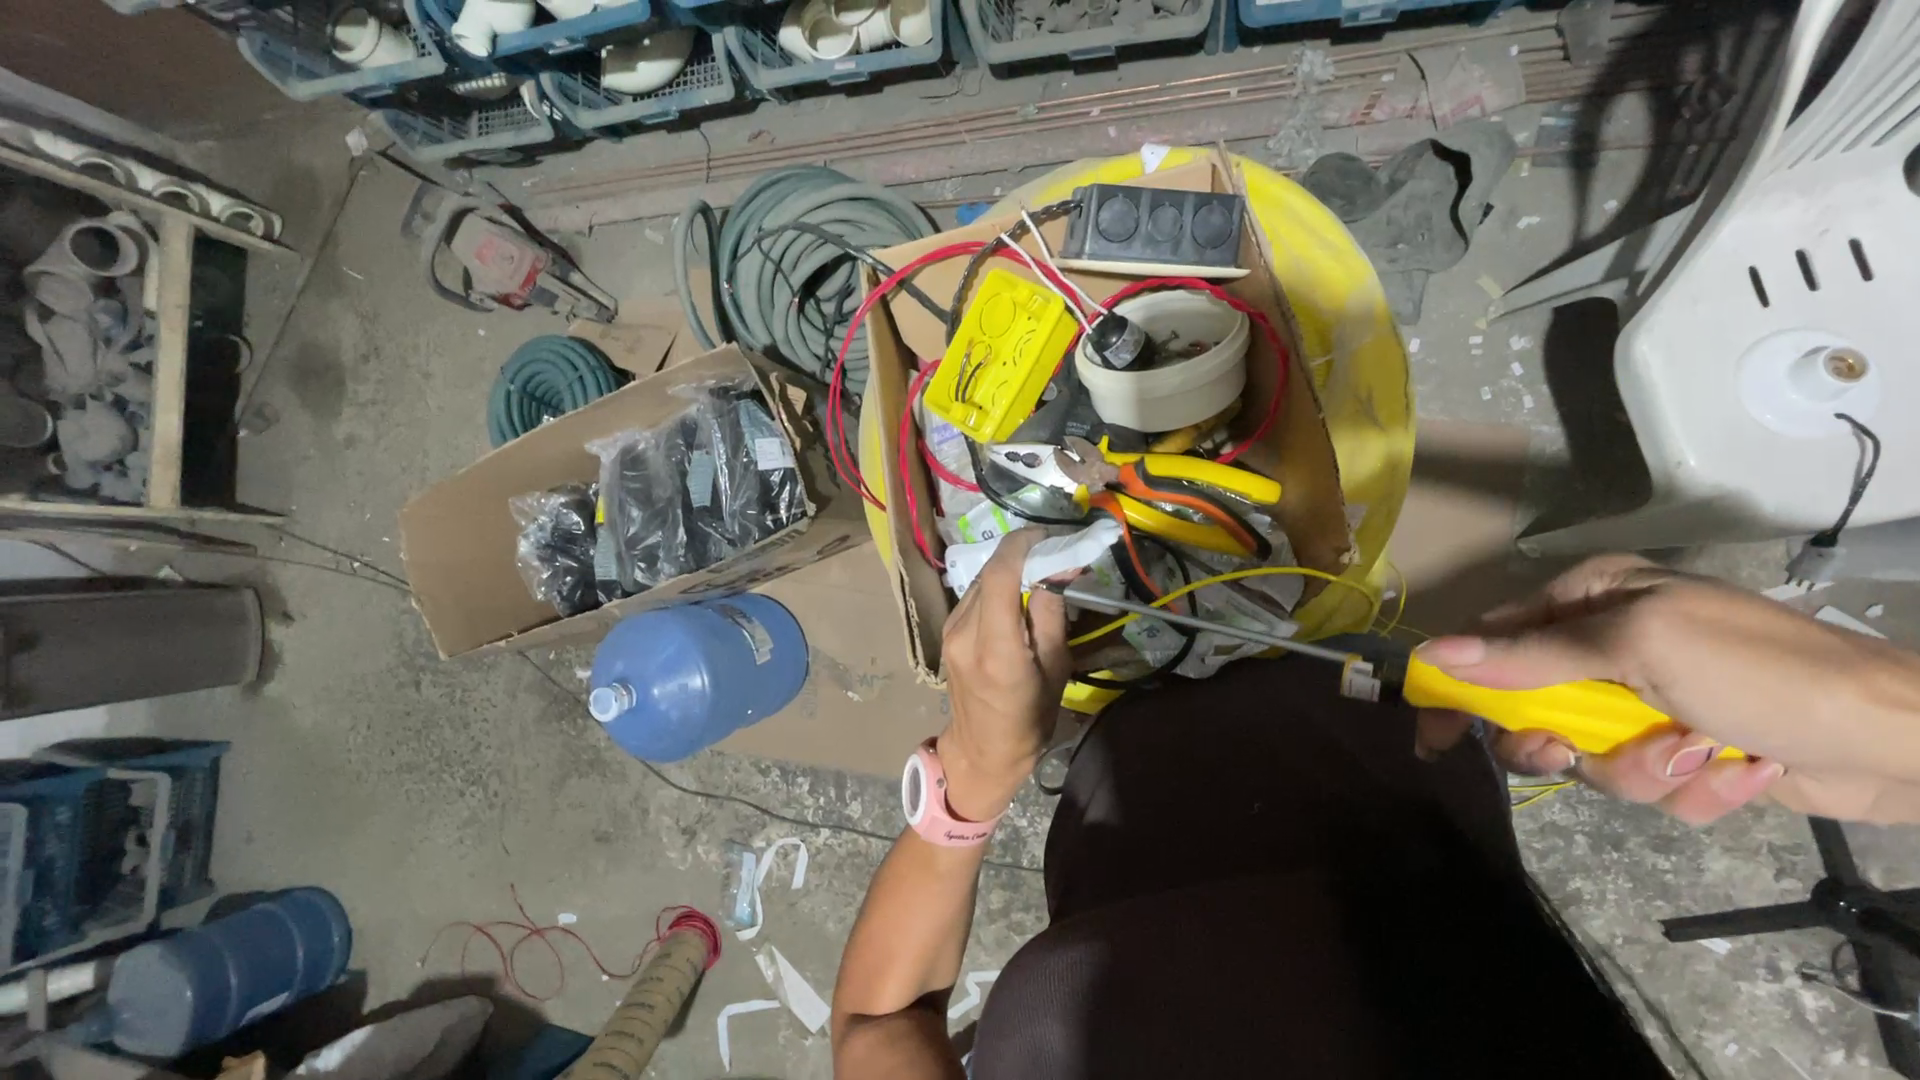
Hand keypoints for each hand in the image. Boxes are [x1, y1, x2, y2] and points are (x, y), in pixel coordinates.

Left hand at [938, 528, 1070, 820]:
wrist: (982, 751)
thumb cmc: (1029, 719)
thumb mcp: (1056, 670)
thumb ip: (1052, 614)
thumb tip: (1060, 566)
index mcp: (996, 649)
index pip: (1000, 575)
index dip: (1023, 545)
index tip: (1050, 535)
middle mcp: (964, 633)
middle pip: (989, 572)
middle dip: (1022, 553)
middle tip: (1055, 549)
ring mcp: (950, 631)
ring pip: (980, 580)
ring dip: (1010, 566)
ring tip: (1040, 566)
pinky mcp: (947, 632)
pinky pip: (974, 595)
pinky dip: (997, 583)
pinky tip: (1018, 589)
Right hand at [1413, 555, 1919, 823]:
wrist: (1907, 741)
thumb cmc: (1762, 673)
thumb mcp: (1636, 647)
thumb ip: (1532, 654)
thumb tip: (1434, 655)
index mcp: (1591, 600)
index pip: (1492, 640)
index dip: (1458, 686)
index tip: (1435, 735)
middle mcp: (1609, 646)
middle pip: (1530, 706)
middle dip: (1557, 740)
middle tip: (1568, 754)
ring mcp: (1647, 700)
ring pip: (1586, 754)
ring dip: (1638, 768)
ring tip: (1701, 757)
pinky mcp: (1684, 750)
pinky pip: (1644, 781)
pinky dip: (1688, 788)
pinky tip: (1739, 774)